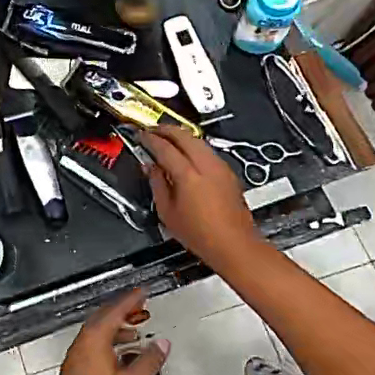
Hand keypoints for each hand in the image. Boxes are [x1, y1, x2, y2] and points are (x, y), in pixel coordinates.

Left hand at [41, 292, 168, 374]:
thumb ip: (149, 361)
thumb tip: (161, 344)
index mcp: (96, 338)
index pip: (116, 310)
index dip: (132, 299)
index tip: (142, 292)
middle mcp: (83, 342)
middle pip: (105, 317)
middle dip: (124, 310)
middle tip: (140, 307)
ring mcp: (77, 355)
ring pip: (98, 331)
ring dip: (117, 327)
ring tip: (134, 331)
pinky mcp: (75, 368)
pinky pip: (93, 344)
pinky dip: (109, 341)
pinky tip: (120, 356)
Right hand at [140, 126, 266, 269]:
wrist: (233, 245)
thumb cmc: (202, 235)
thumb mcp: (167, 212)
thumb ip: (157, 184)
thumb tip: (151, 168)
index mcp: (188, 175)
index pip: (165, 147)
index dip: (150, 139)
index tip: (142, 136)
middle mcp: (206, 166)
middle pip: (184, 136)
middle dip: (166, 130)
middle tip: (153, 131)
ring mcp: (220, 167)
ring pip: (198, 140)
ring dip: (181, 136)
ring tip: (168, 139)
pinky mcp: (228, 172)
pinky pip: (207, 150)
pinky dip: (194, 145)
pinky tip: (186, 153)